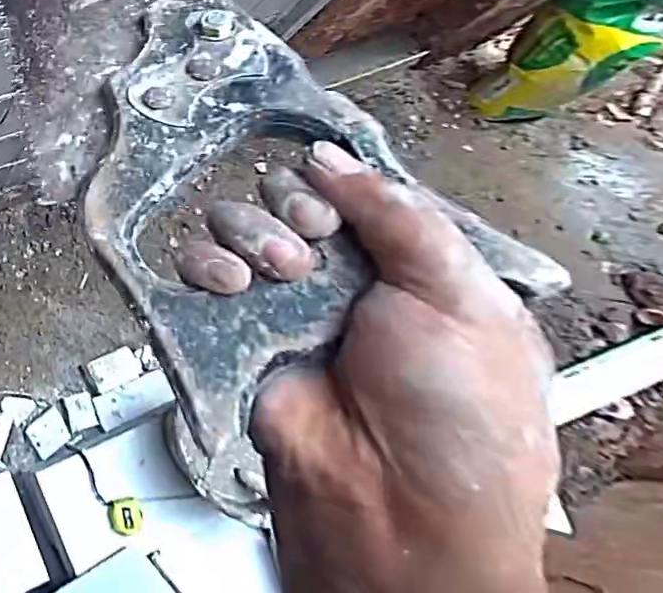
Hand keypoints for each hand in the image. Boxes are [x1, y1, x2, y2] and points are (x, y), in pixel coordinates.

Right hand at [179, 141, 556, 592]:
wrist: (392, 505)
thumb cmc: (454, 416)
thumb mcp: (466, 303)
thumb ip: (403, 217)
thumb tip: (331, 156)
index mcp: (398, 260)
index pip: (347, 186)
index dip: (335, 183)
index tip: (337, 207)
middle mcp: (334, 271)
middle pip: (283, 194)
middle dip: (290, 207)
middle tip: (309, 244)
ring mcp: (278, 295)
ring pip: (235, 219)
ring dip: (250, 233)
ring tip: (279, 274)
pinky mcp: (231, 320)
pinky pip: (197, 265)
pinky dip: (206, 263)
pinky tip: (233, 284)